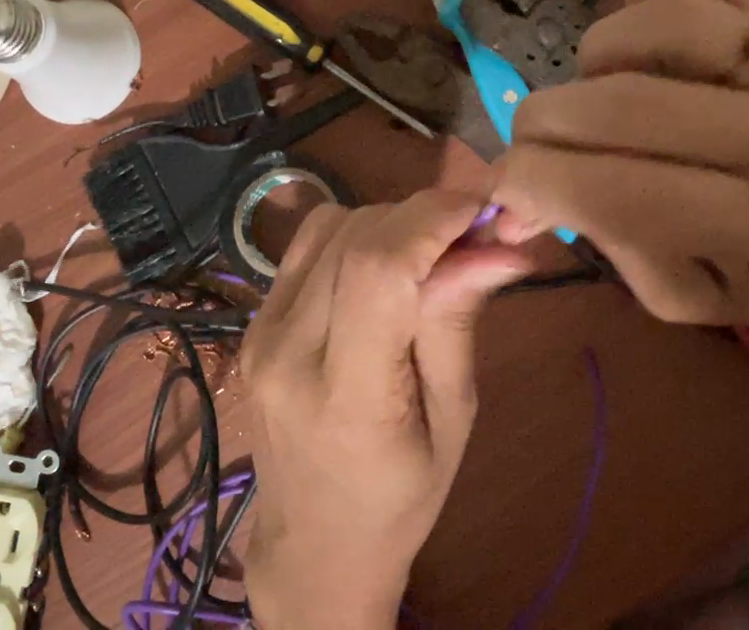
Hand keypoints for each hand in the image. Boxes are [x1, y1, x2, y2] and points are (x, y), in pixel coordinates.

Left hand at [239, 190, 528, 629]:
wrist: (314, 542)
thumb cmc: (401, 498)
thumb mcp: (453, 421)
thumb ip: (456, 324)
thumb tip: (496, 245)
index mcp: (346, 395)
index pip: (379, 269)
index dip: (432, 219)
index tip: (481, 206)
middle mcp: (287, 351)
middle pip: (355, 236)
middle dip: (420, 217)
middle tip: (469, 236)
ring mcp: (259, 333)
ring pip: (329, 227)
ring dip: (388, 223)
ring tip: (428, 257)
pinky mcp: (252, 322)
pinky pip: (307, 245)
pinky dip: (354, 235)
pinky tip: (382, 267)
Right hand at [491, 0, 748, 327]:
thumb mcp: (674, 294)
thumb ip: (594, 239)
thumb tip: (506, 200)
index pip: (623, 192)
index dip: (534, 181)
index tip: (500, 184)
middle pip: (628, 104)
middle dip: (544, 122)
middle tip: (531, 140)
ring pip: (665, 22)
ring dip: (598, 55)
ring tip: (599, 89)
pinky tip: (641, 44)